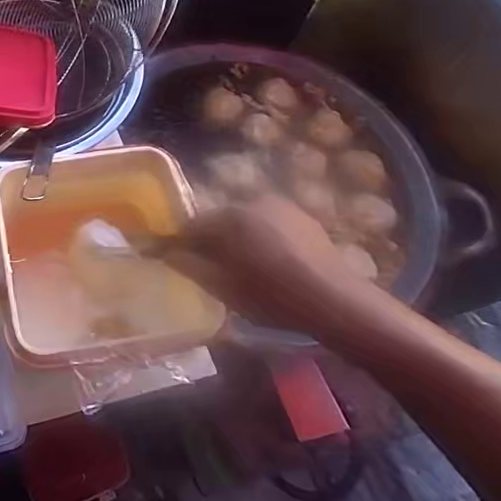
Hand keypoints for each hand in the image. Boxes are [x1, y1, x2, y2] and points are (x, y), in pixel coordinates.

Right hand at [155, 194, 389, 337]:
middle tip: (209, 268)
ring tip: (242, 268)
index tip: (171, 258)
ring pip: (246, 221)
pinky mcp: (302, 216)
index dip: (179, 242)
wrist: (333, 299)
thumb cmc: (273, 297)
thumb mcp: (224, 288)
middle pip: (220, 220)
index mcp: (230, 216)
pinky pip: (269, 224)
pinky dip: (261, 238)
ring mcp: (281, 205)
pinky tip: (270, 263)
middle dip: (211, 240)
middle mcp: (253, 200)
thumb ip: (191, 266)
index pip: (192, 225)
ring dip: (238, 239)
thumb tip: (166, 252)